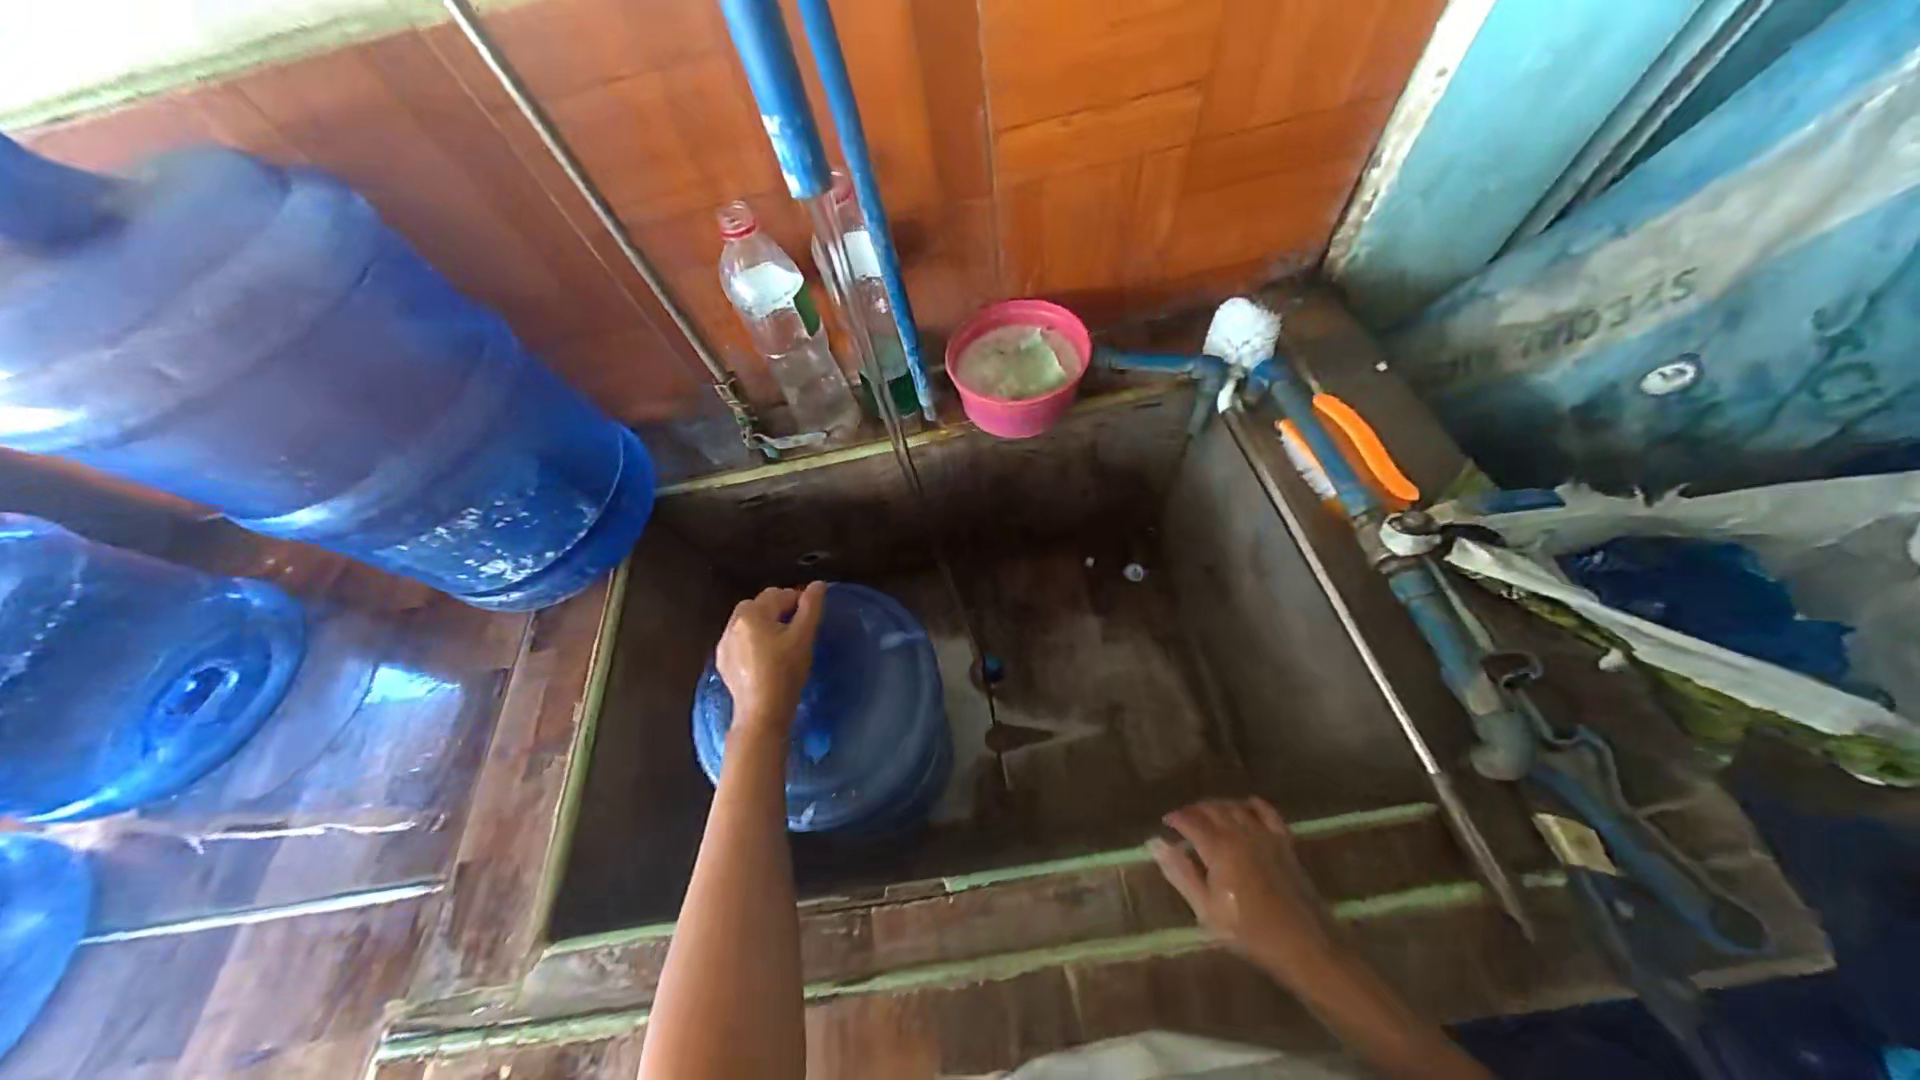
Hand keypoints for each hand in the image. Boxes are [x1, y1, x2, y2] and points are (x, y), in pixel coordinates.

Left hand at [716, 582, 827, 734]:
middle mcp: (733, 623)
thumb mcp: (804, 636)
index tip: (810, 618)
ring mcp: (724, 643)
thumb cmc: (786, 672)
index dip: (798, 602)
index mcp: (752, 613)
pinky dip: (753, 640)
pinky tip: (765, 658)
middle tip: (797, 630)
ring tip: (782, 643)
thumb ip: (812, 606)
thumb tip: (819, 584)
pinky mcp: (723, 661)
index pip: (779, 594)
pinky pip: (740, 640)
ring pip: (749, 622)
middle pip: (760, 605)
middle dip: (779, 610)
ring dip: (765, 624)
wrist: (762, 712)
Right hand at [1150, 798, 1337, 971]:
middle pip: (1211, 808)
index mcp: (1218, 848)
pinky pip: (1266, 811)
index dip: (1176, 818)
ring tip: (1208, 817)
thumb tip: (1155, 843)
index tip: (1166, 823)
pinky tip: (1244, 809)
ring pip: (1235, 806)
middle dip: (1194, 811)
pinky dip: (1251, 805)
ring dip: (1217, 807)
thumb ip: (1179, 873)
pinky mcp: (1284, 841)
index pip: (1190, 820)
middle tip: (1184, 822)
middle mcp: (1240, 832)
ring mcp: (1265, 834)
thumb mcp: (1206, 909)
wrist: (1305, 944)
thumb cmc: (1249, 931)